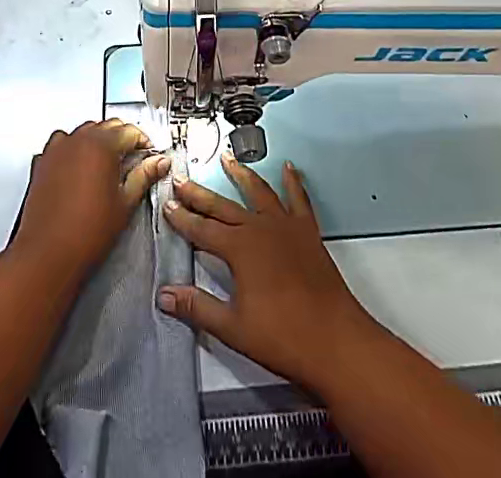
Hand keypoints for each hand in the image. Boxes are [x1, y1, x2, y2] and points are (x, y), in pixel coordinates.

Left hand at [10, 120, 169, 280]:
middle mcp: (76, 141)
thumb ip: (144, 176)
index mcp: (101, 145)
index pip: (129, 131)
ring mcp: (56, 151)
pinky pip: (62, 145)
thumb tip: (157, 163)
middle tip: (134, 160)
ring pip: (83, 132)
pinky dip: (73, 150)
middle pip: (106, 126)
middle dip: (123, 139)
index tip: (149, 154)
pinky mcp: (41, 164)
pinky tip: (80, 170)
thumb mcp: (125, 203)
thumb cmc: (84, 234)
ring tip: (108, 166)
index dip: (144, 142)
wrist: (47, 255)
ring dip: (98, 141)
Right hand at [157, 155, 382, 391]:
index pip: (201, 229)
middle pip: (223, 206)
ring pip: (258, 192)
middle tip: (182, 181)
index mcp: (240, 249)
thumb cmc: (285, 336)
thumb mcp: (232, 326)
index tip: (168, 206)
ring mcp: (287, 228)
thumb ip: (197, 307)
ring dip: (241, 175)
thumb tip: (165, 295)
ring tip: (228, 159)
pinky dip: (292, 182)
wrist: (334, 340)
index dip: (182, 218)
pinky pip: (298, 199)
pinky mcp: (308, 233)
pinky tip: (289, 169)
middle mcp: (261, 229)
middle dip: (199, 194)